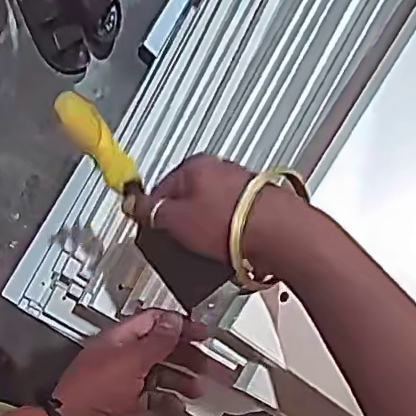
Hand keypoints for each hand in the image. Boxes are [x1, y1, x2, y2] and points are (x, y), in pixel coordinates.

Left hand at [51, 309, 209, 415]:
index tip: (202, 333)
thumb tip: (174, 321)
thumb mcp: (131, 361)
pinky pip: (151, 395)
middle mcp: (120, 357)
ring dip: (181, 378)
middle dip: (187, 355)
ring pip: (158, 373)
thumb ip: (156, 342)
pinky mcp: (123, 403)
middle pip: (160, 348)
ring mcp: (122, 381)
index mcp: (119, 339)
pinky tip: (178, 401)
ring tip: (198, 387)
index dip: (179, 325)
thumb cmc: (89, 394)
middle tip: (208, 363)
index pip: (154, 322)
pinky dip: (167, 397)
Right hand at [137, 154, 314, 278]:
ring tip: (204, 250)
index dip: (152, 211)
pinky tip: (226, 250)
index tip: (149, 226)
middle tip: (176, 242)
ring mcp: (242, 187)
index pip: (161, 186)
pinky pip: (232, 221)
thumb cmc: (232, 223)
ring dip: (205, 229)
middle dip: (180, 220)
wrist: (279, 235)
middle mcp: (221, 169)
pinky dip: (226, 235)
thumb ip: (151, 212)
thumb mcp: (175, 220)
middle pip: (188, 196)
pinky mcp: (259, 207)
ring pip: (211, 209)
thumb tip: (135, 206)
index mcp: (196, 165)